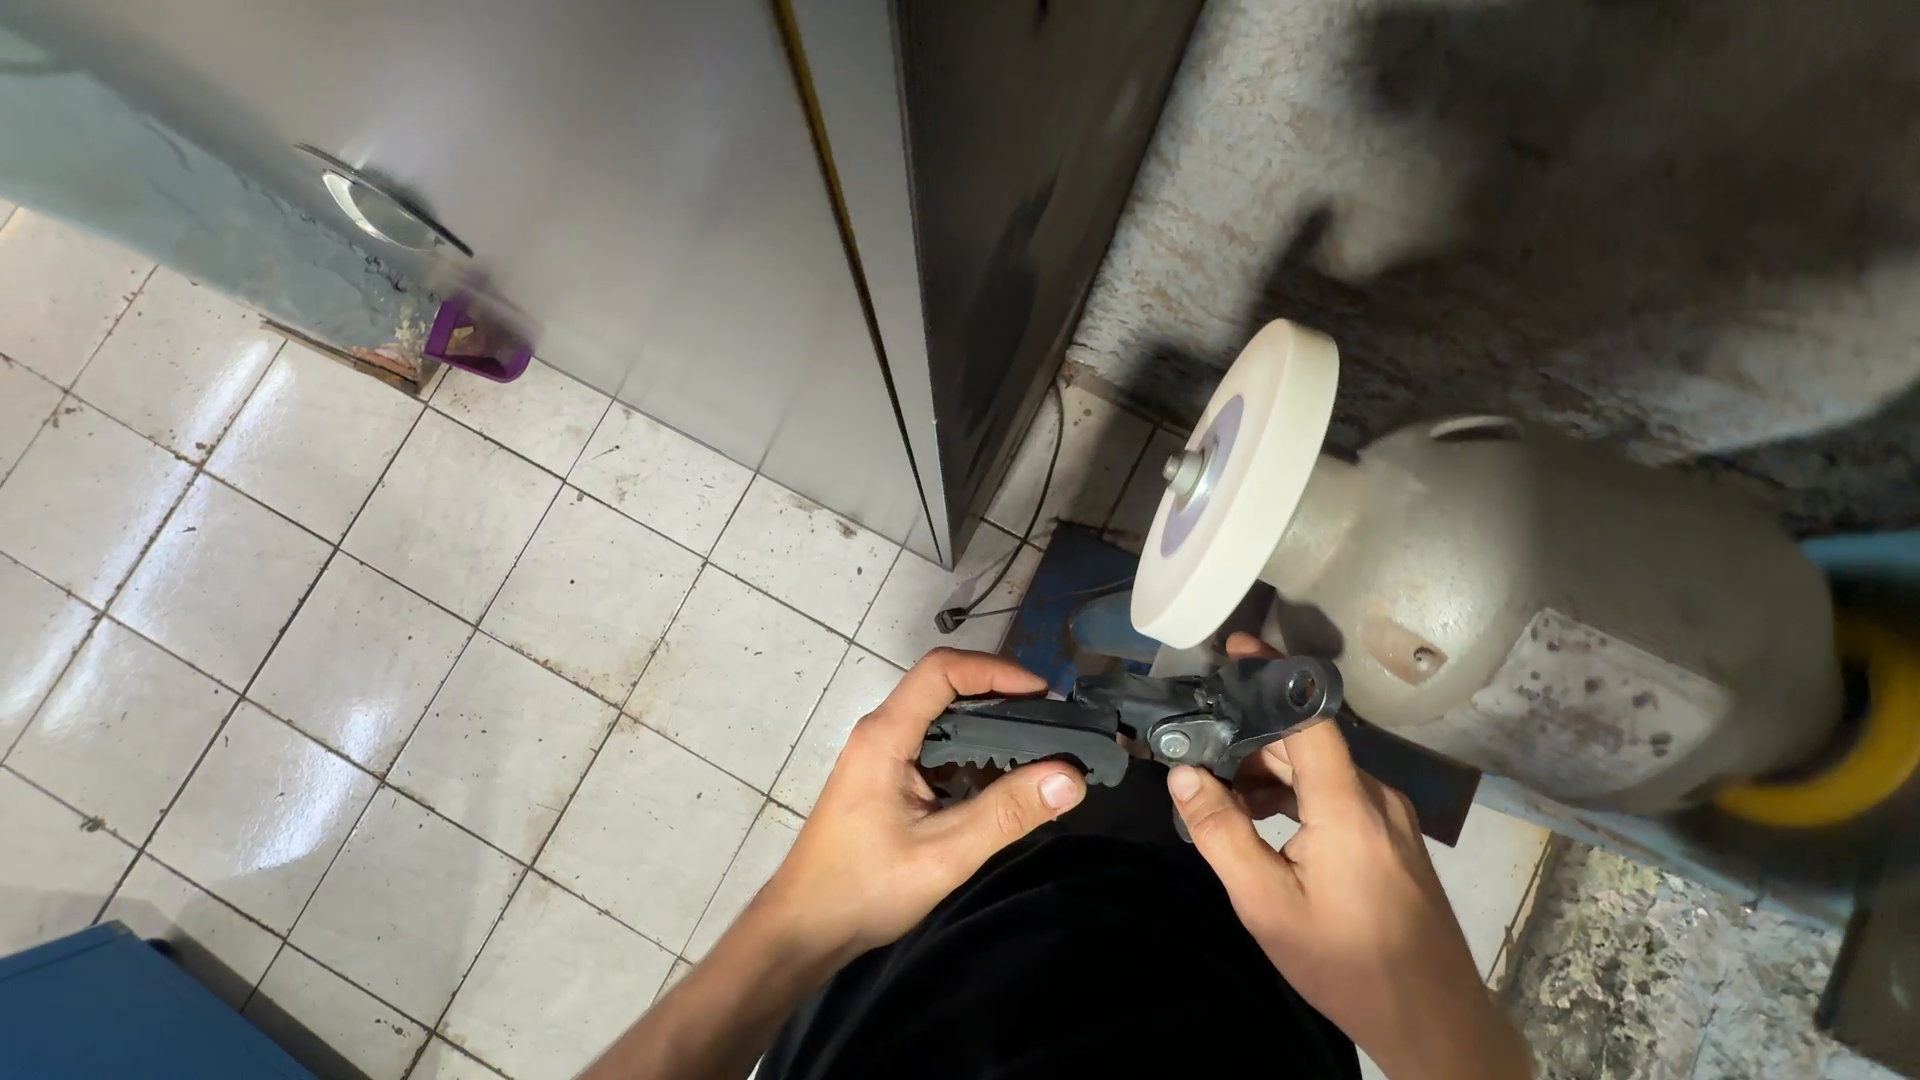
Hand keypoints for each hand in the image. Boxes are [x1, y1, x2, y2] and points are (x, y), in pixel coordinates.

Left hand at [756, 648, 1085, 964]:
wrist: (803, 928)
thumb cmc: (864, 888)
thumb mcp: (944, 853)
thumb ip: (1007, 813)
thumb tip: (1071, 777)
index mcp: (886, 735)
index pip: (941, 671)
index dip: (994, 670)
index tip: (1042, 693)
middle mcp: (882, 732)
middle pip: (944, 687)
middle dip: (999, 694)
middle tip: (1051, 720)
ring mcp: (882, 753)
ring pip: (941, 716)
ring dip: (988, 723)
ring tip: (1038, 745)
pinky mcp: (887, 776)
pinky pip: (934, 745)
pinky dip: (971, 751)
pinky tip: (1002, 779)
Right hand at [1168, 634, 1530, 1079]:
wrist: (1438, 1026)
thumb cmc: (1348, 964)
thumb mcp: (1267, 904)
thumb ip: (1221, 833)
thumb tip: (1182, 773)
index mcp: (1347, 806)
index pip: (1310, 716)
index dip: (1272, 675)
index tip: (1233, 650)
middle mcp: (1375, 796)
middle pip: (1305, 742)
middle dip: (1249, 736)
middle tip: (1196, 746)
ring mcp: (1389, 816)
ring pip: (1318, 769)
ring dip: (1267, 771)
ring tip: (1220, 794)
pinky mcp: (1391, 836)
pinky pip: (1334, 793)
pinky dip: (1292, 793)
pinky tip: (1260, 820)